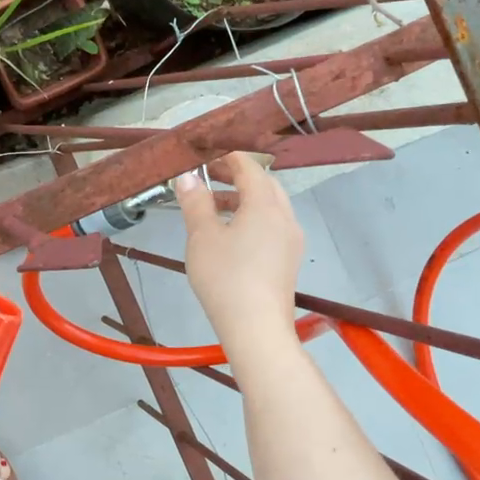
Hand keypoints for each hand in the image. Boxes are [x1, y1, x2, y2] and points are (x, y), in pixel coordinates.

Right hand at [174, 151, 305, 347]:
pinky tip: (229, 233)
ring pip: (270, 206)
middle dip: (238, 175)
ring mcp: (291, 241)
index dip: (228, 155)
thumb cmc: (225, 276)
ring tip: (213, 204)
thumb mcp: (201, 236)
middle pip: (265, 184)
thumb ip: (195, 202)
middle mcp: (285, 218)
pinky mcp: (288, 260)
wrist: (256, 327)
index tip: (205, 152)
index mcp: (265, 206)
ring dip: (244, 197)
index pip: (250, 167)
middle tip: (209, 174)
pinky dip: (251, 217)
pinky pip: (272, 225)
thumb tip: (188, 177)